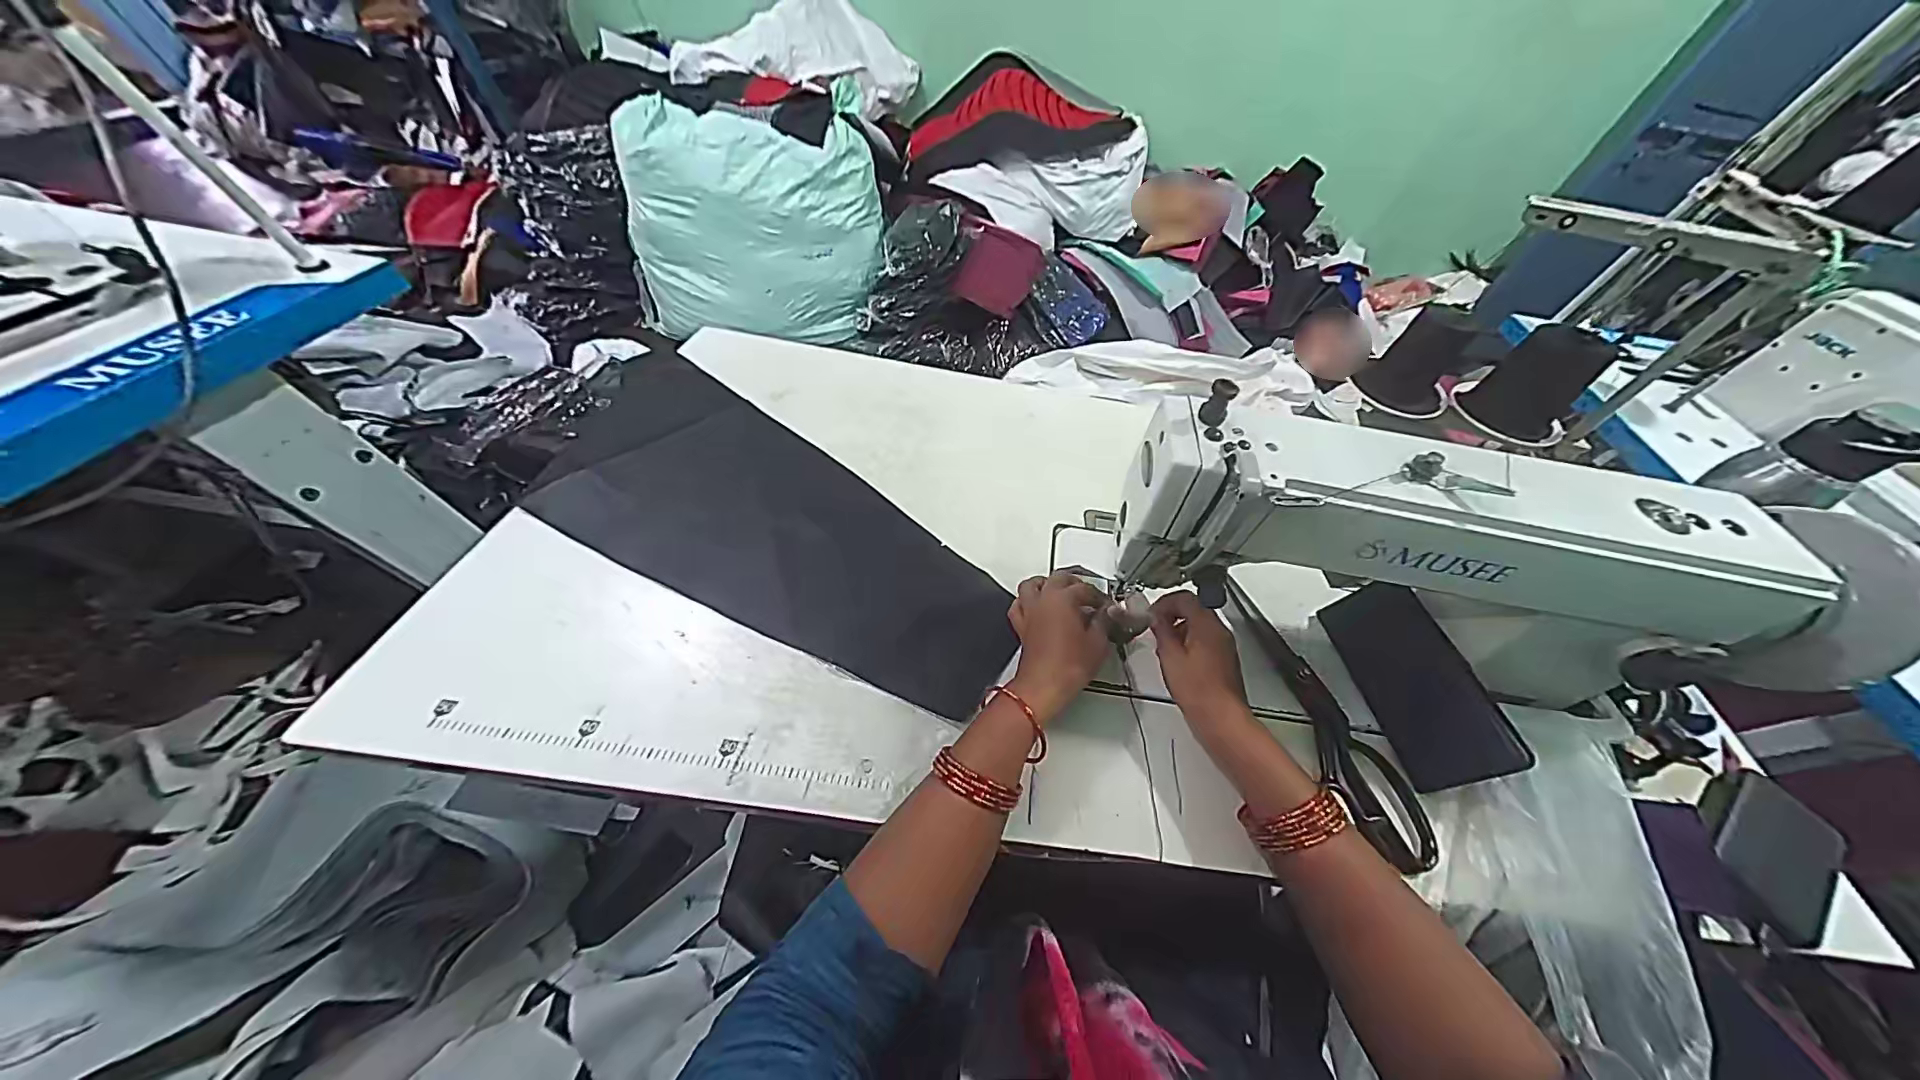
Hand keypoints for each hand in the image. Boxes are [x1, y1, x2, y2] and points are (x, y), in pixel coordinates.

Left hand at [1007, 572, 1111, 721]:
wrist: (1044, 686)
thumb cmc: (1067, 666)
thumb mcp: (1098, 642)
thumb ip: (1104, 621)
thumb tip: (1106, 614)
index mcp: (1062, 598)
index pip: (1085, 588)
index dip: (1099, 596)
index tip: (1106, 605)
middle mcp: (1043, 600)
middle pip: (1058, 578)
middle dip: (1075, 582)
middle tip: (1089, 593)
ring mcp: (1029, 612)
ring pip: (1033, 585)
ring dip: (1047, 584)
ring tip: (1061, 592)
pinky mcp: (1021, 626)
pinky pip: (1020, 605)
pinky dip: (1028, 602)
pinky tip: (1038, 608)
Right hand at [1150, 591, 1248, 721]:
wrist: (1220, 717)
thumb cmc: (1199, 690)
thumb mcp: (1170, 656)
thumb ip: (1162, 631)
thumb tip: (1156, 618)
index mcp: (1207, 625)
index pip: (1185, 598)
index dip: (1164, 603)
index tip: (1151, 614)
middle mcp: (1220, 632)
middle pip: (1194, 609)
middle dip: (1171, 616)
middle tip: (1154, 628)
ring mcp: (1224, 646)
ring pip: (1199, 625)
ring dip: (1179, 629)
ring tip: (1162, 646)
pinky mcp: (1224, 660)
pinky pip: (1205, 641)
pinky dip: (1189, 643)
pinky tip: (1176, 660)